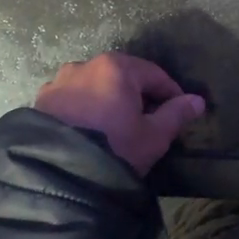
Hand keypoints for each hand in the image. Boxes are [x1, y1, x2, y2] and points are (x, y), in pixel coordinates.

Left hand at [34, 53, 205, 174]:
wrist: (59, 173)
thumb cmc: (115, 149)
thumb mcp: (154, 136)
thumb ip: (176, 114)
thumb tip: (197, 101)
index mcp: (117, 67)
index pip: (154, 74)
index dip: (171, 93)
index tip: (180, 111)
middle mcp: (85, 65)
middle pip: (122, 76)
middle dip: (138, 95)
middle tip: (149, 120)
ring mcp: (59, 81)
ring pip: (95, 86)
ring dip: (108, 99)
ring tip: (115, 125)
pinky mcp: (41, 100)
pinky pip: (72, 99)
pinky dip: (85, 108)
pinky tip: (89, 129)